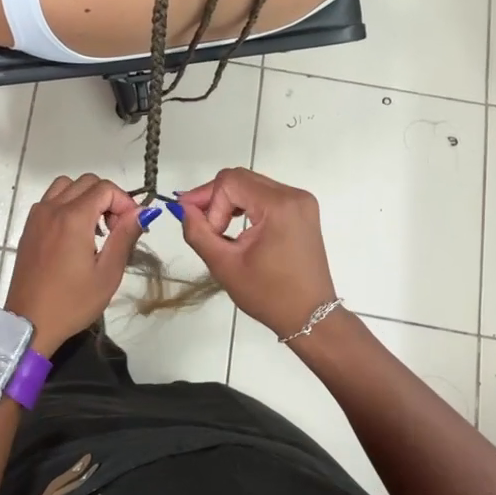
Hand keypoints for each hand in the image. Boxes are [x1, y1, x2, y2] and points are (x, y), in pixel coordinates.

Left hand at [5, 174, 141, 356]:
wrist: (30, 322)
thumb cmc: (72, 302)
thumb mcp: (108, 273)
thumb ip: (125, 236)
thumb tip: (142, 211)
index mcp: (73, 218)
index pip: (105, 188)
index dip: (124, 202)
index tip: (130, 227)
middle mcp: (52, 208)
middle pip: (86, 182)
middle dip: (107, 198)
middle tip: (115, 228)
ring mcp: (37, 216)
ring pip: (66, 186)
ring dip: (85, 198)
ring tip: (95, 228)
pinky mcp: (29, 227)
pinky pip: (51, 200)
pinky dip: (67, 205)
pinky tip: (75, 235)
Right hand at [179, 168, 337, 339]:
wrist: (310, 317)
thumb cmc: (269, 295)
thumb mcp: (224, 265)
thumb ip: (198, 232)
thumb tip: (184, 208)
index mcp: (279, 206)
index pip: (229, 182)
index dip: (209, 202)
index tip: (206, 232)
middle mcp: (294, 195)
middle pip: (240, 178)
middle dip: (215, 198)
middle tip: (199, 223)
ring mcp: (301, 201)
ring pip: (251, 184)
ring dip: (228, 201)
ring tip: (216, 228)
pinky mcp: (301, 210)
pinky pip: (264, 194)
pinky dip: (244, 204)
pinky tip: (234, 225)